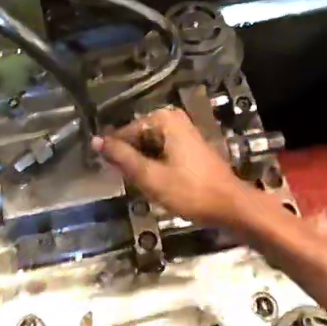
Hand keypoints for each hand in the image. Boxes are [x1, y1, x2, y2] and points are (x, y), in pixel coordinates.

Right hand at [93, 107, 258, 228]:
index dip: (115, 154)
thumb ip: (122, 157)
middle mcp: (173, 118)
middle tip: (131, 183)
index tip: (110, 175)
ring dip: (143, 166)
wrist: (231, 206)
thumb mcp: (150, 176)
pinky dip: (156, 167)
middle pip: (138, 138)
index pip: (125, 133)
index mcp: (164, 119)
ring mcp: (184, 132)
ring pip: (149, 147)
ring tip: (144, 186)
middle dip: (131, 160)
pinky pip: (162, 152)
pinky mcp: (190, 147)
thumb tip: (95, 141)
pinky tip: (158, 185)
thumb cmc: (190, 191)